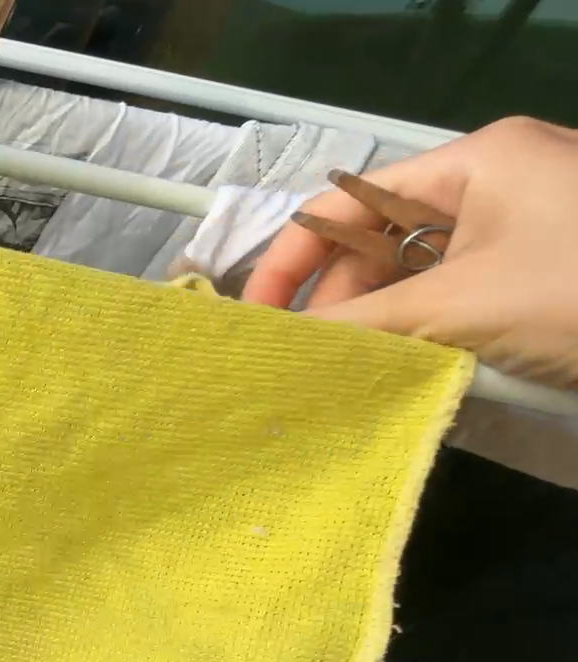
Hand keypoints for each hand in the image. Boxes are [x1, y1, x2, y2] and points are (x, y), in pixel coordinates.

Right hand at [244, 117, 577, 390]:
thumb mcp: (455, 306)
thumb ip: (351, 324)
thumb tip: (270, 348)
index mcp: (471, 164)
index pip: (335, 208)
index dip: (284, 265)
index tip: (256, 323)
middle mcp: (490, 182)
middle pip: (368, 242)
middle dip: (331, 301)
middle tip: (310, 355)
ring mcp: (520, 222)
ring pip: (404, 272)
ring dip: (371, 320)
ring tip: (354, 365)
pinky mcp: (537, 263)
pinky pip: (446, 290)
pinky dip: (414, 326)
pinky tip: (399, 360)